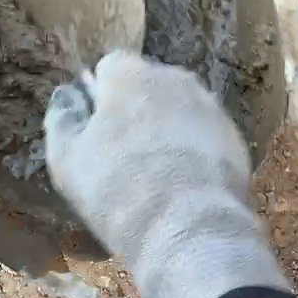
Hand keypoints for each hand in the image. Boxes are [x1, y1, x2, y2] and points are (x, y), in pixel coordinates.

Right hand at [44, 52, 297, 297]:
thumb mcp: (67, 160)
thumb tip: (68, 98)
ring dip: (168, 132)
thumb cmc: (117, 192)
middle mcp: (176, 79)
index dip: (101, 98)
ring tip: (158, 177)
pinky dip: (195, 154)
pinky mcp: (235, 140)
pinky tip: (184, 187)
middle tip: (125, 157)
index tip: (97, 130)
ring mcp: (211, 108)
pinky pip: (206, 138)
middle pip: (150, 87)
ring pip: (181, 111)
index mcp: (131, 75)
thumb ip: (62, 119)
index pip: (111, 67)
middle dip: (137, 111)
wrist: (187, 229)